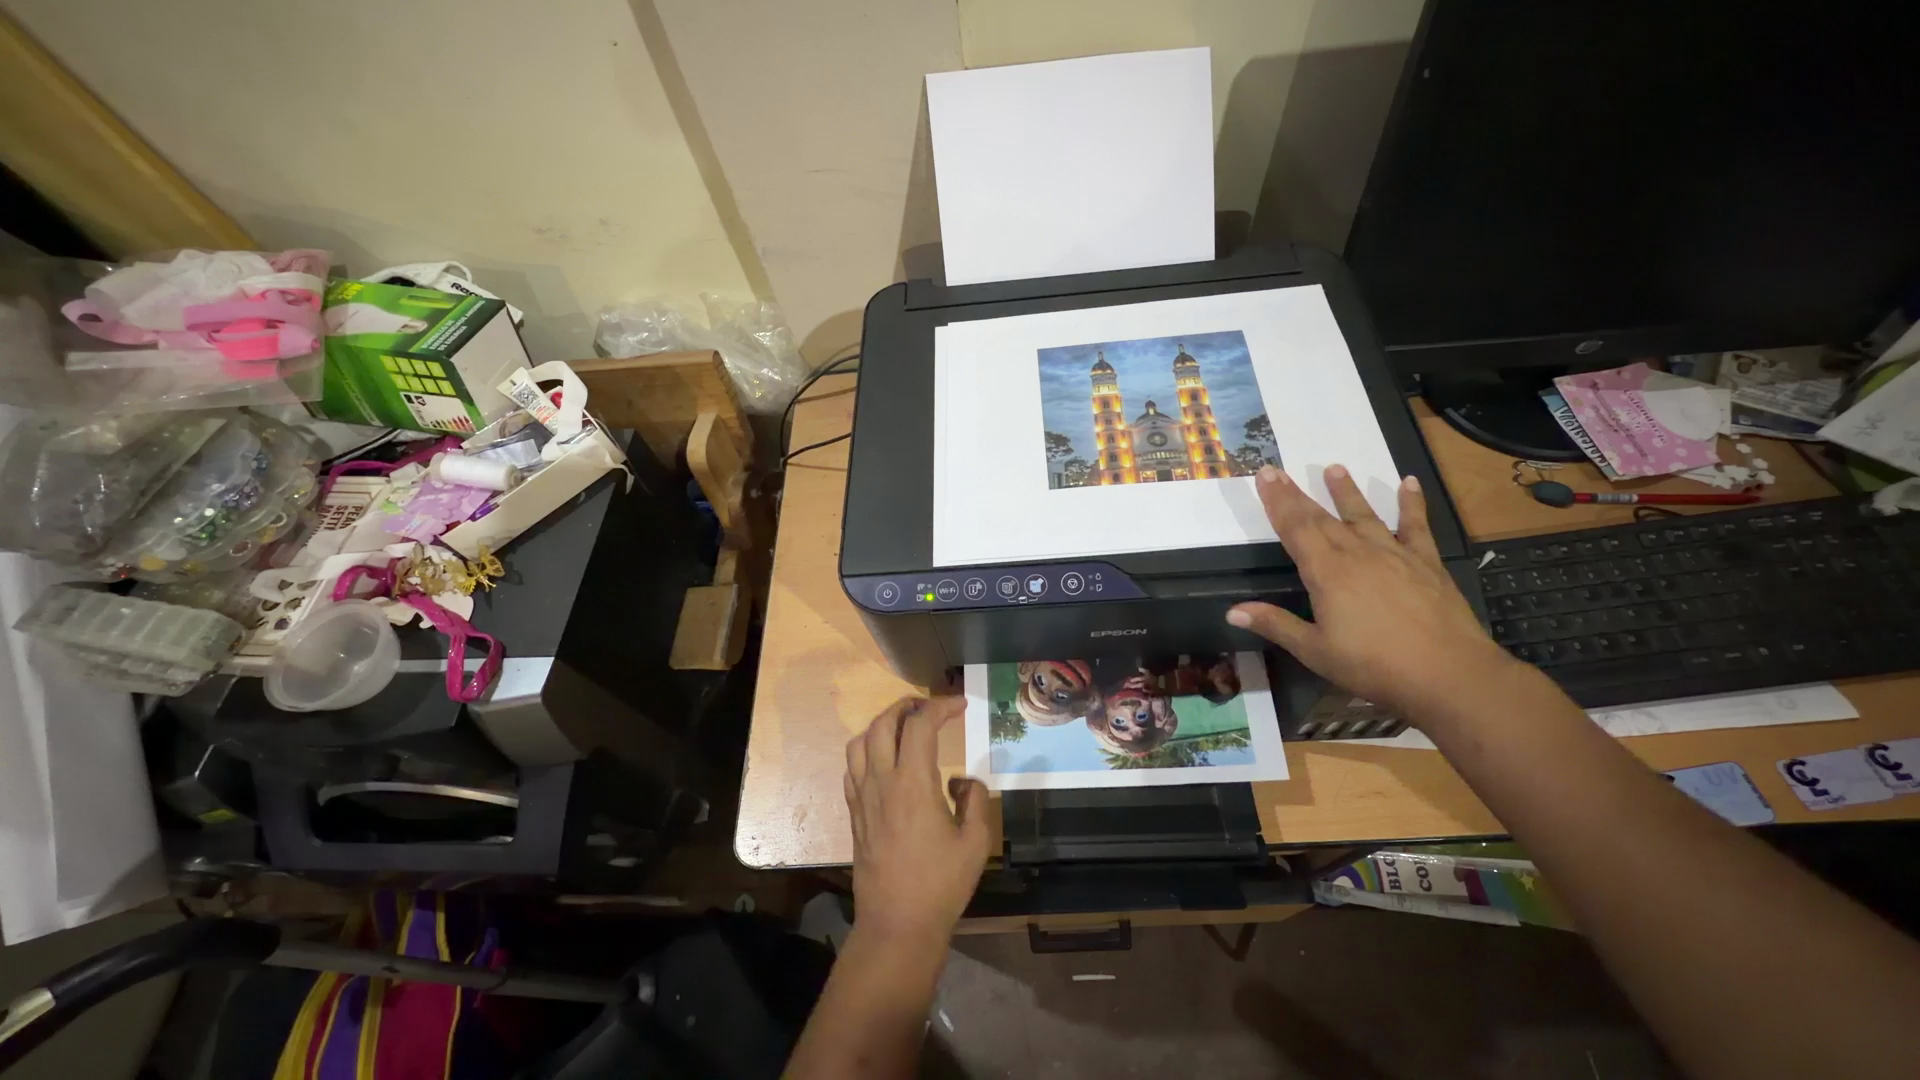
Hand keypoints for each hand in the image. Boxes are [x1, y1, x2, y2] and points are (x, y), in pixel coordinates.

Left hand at [843, 697, 990, 947]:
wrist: (897, 923)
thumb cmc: (941, 884)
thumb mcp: (976, 843)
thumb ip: (976, 801)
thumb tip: (962, 780)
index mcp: (913, 784)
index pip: (921, 726)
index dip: (941, 707)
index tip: (960, 705)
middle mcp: (882, 782)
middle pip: (884, 724)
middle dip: (907, 706)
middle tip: (931, 708)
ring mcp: (862, 797)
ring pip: (860, 742)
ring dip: (882, 724)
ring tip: (905, 727)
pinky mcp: (854, 813)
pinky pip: (852, 768)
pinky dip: (868, 751)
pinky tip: (885, 761)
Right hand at [1227, 465, 1515, 721]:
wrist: (1447, 673)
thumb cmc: (1373, 666)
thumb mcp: (1315, 651)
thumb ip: (1276, 625)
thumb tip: (1233, 611)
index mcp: (1327, 573)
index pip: (1296, 529)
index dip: (1278, 502)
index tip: (1266, 474)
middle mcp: (1358, 554)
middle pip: (1322, 518)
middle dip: (1298, 494)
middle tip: (1281, 470)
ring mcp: (1395, 555)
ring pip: (1365, 516)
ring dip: (1347, 492)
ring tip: (1335, 469)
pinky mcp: (1427, 563)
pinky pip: (1416, 526)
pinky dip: (1412, 504)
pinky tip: (1410, 483)